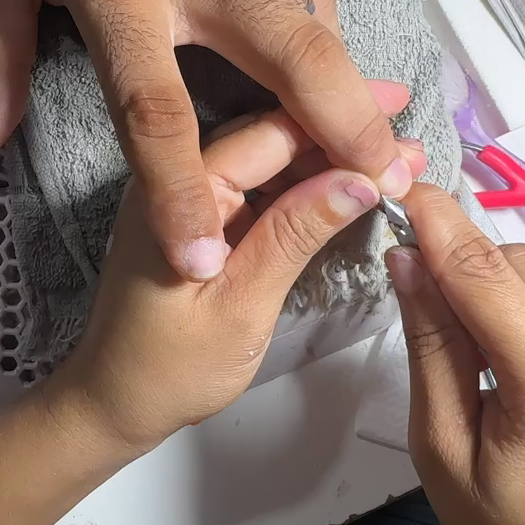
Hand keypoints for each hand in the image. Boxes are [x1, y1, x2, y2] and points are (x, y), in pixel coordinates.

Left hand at [0, 0, 408, 282]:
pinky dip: (333, 52)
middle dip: (346, 132)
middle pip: (294, 59)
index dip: (180, 193)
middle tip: (388, 191)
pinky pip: (316, 2)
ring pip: (323, 30)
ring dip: (354, 94)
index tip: (205, 262)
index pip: (155, 107)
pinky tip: (329, 85)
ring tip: (377, 157)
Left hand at [49, 80, 425, 453]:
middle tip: (409, 137)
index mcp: (176, 190)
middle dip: (341, 135)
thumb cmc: (168, 368)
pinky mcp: (204, 219)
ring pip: (271, 161)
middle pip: (271, 139)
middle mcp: (179, 178)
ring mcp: (191, 197)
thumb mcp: (240, 304)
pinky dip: (306, 187)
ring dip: (330, 159)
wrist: (115, 402)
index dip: (336, 126)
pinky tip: (348, 184)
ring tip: (396, 158)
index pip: (267, 136)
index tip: (399, 123)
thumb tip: (359, 177)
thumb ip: (295, 234)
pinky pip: (261, 189)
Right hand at [388, 185, 524, 524]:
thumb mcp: (441, 448)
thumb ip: (430, 344)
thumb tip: (409, 259)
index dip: (440, 224)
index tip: (404, 187)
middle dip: (471, 272)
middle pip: (524, 266)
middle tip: (440, 315)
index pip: (485, 275)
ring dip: (513, 300)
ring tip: (500, 362)